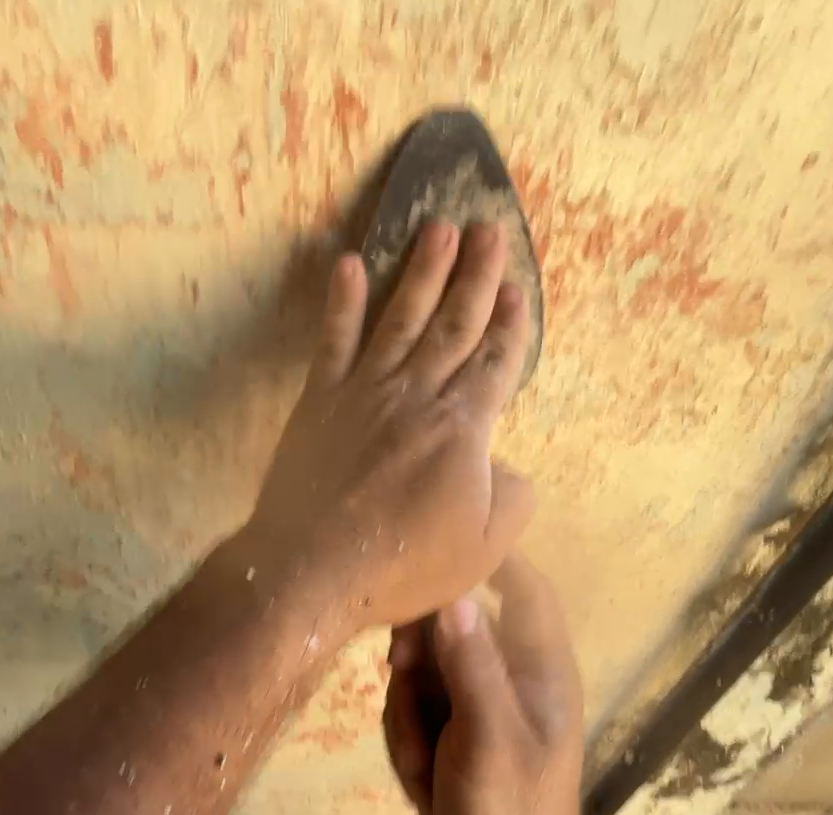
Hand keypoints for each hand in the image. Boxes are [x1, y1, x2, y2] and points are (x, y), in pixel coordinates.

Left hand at [243, 221, 534, 632]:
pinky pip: (334, 340)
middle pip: (455, 325)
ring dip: (423, 272)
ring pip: (402, 318)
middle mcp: (417, 393)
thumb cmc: (404, 564)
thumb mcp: (485, 548)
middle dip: (476, 277)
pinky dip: (342, 301)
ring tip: (440, 230)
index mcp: (463, 426)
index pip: (495, 362)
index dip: (510, 324)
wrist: (314, 568)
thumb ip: (512, 500)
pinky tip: (349, 265)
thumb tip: (508, 466)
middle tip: (489, 229)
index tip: (518, 287)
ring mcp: (365, 390)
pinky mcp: (320, 399)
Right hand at [382, 556, 588, 814]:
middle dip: (418, 649)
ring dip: (408, 705)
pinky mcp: (446, 718)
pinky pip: (406, 700)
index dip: (488, 554)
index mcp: (536, 661)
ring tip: (425, 755)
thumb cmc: (514, 809)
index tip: (437, 536)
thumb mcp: (492, 738)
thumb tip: (455, 596)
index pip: (520, 583)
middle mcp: (504, 666)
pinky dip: (405, 731)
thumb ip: (473, 667)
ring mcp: (471, 693)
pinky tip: (422, 769)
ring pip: (417, 662)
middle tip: (402, 669)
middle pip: (448, 618)